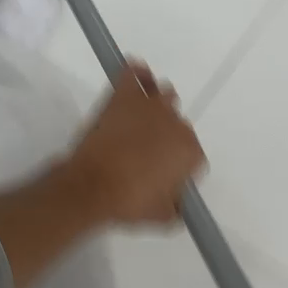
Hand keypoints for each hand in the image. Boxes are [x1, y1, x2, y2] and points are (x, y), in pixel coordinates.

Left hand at [61, 61, 205, 225]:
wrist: (93, 184)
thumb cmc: (129, 201)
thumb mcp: (163, 216)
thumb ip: (178, 203)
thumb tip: (176, 198)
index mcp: (189, 151)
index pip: (193, 152)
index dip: (179, 162)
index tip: (165, 170)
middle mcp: (175, 122)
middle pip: (178, 122)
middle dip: (167, 133)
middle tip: (148, 148)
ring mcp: (149, 103)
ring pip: (163, 94)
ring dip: (156, 104)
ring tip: (140, 119)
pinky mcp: (124, 93)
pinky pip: (135, 71)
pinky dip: (137, 72)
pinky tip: (135, 79)